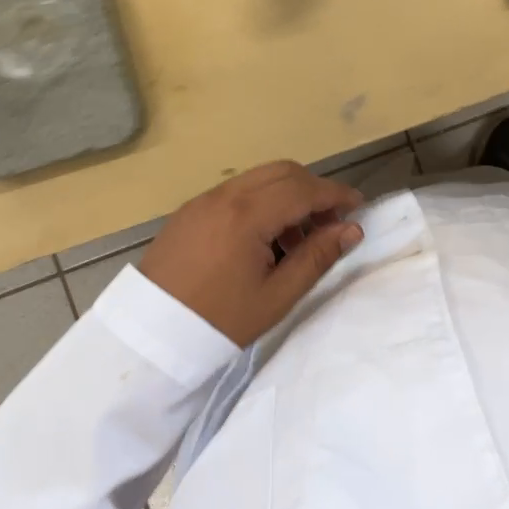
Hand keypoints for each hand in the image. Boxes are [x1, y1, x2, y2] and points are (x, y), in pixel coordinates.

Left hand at [137, 161, 365, 345]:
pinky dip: (261, 201)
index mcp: (247, 215)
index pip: (303, 189)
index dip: (336, 195)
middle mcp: (225, 195)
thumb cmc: (219, 320)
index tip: (359, 207)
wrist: (150, 336)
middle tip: (330, 223)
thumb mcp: (276, 296)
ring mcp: (203, 200)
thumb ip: (317, 257)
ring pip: (259, 178)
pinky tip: (264, 239)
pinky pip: (236, 191)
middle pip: (283, 172)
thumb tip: (351, 230)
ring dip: (287, 195)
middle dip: (313, 190)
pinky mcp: (189, 211)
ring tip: (297, 239)